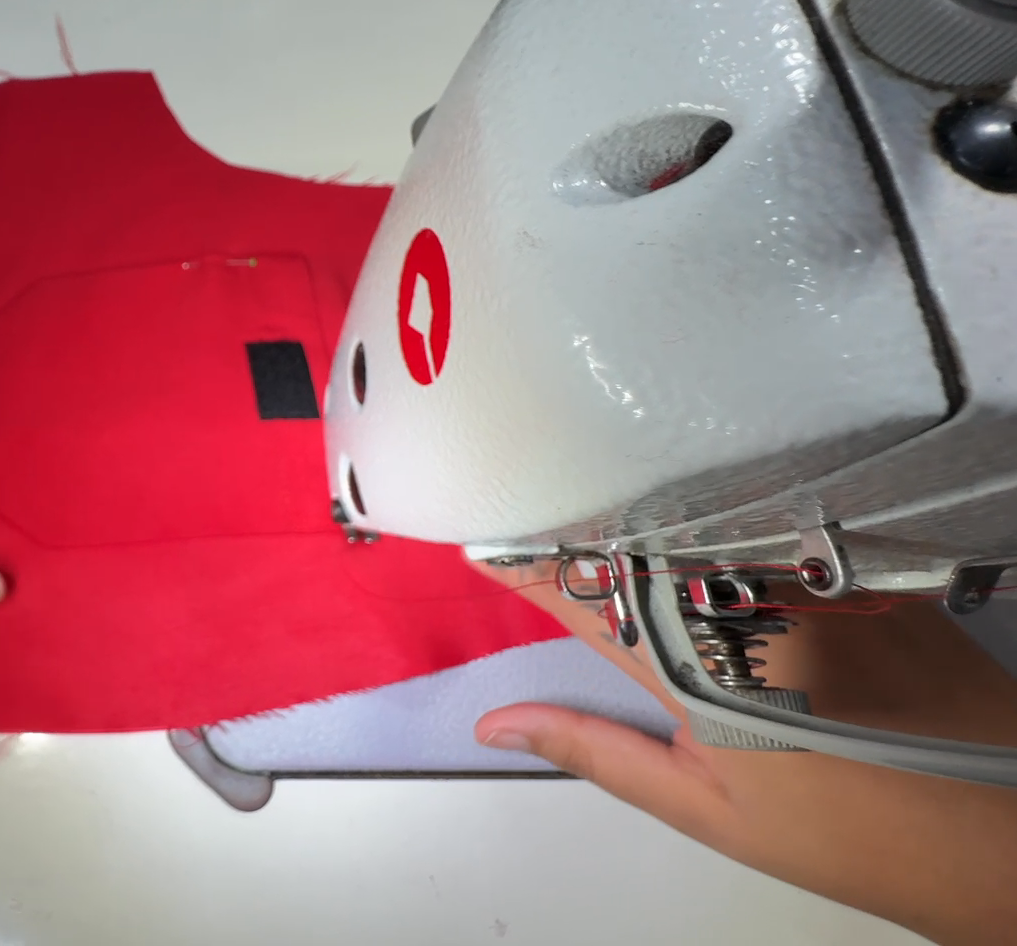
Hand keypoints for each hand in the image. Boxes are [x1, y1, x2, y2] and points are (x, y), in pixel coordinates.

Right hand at [474, 563, 1016, 945]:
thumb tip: (496, 726)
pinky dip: (690, 519)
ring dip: (620, 516)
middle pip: (625, 542)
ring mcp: (805, 581)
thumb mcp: (708, 810)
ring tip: (576, 502)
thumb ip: (593, 751)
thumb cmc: (859, 835)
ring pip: (682, 524)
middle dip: (561, 528)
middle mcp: (748, 609)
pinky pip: (745, 526)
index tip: (478, 542)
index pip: (580, 594)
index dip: (523, 563)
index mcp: (698, 666)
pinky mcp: (848, 569)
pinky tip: (669, 519)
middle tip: (516, 509)